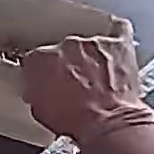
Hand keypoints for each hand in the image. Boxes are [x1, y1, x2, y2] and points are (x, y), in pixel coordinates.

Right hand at [21, 17, 153, 143]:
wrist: (107, 123)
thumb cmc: (74, 119)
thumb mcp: (39, 110)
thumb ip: (34, 90)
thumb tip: (37, 88)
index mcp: (41, 59)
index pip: (35, 59)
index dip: (40, 73)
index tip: (44, 81)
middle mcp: (66, 45)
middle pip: (61, 49)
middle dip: (65, 64)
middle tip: (70, 83)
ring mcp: (93, 43)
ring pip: (87, 43)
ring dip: (88, 57)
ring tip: (93, 77)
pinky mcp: (118, 45)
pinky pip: (117, 30)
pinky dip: (114, 38)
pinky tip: (112, 48)